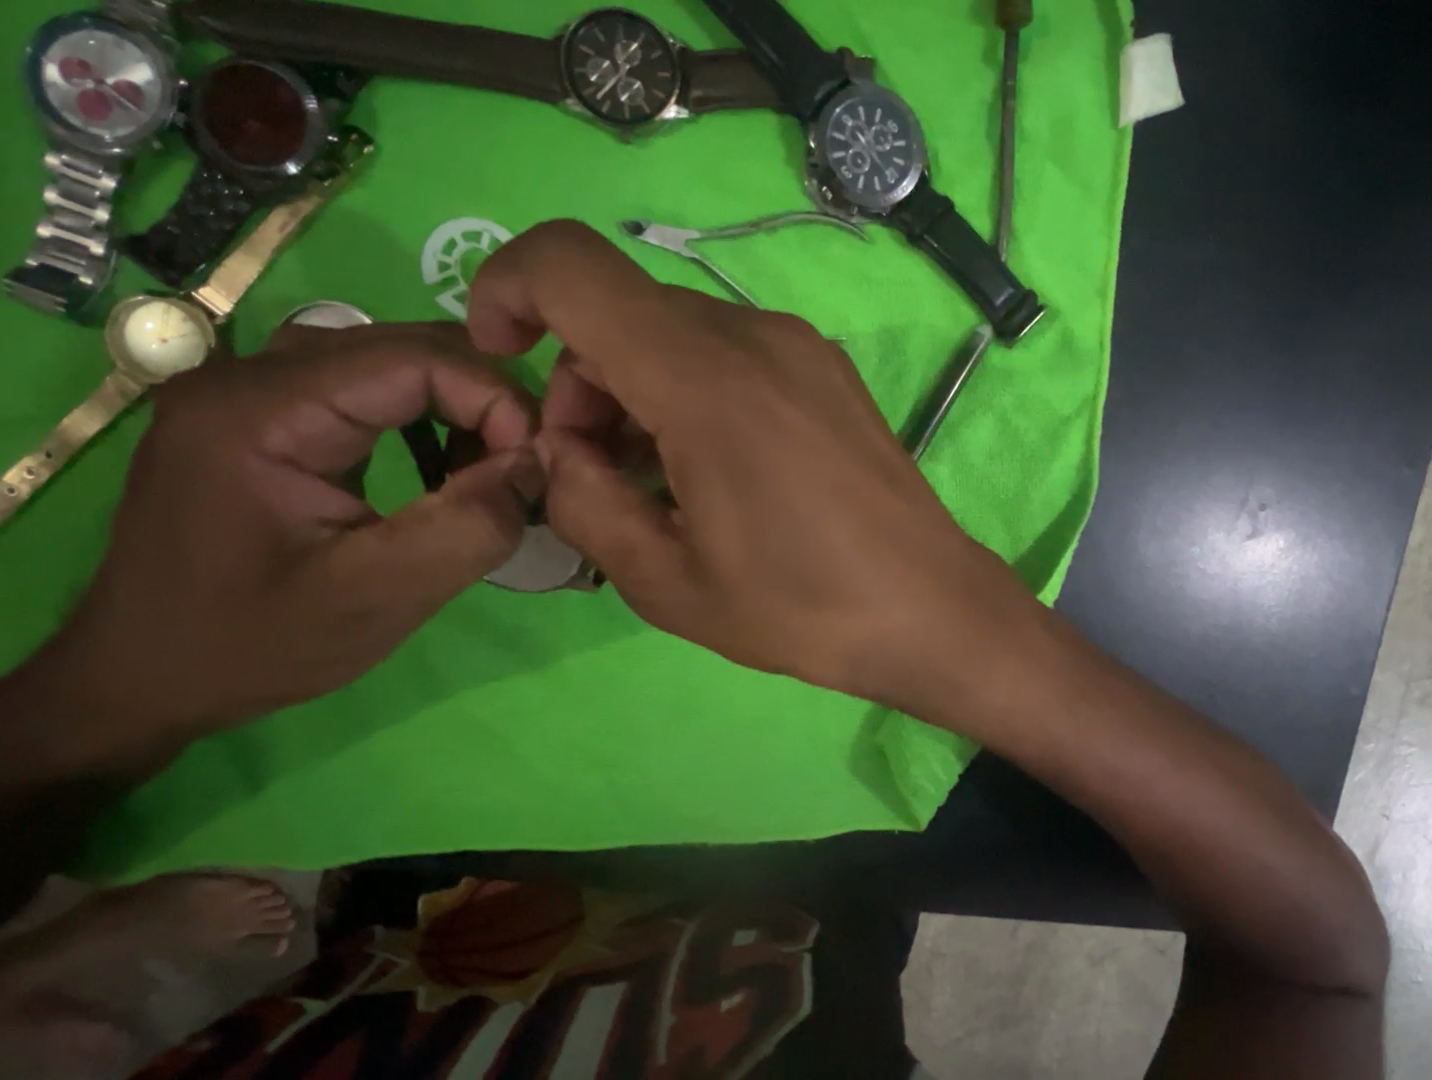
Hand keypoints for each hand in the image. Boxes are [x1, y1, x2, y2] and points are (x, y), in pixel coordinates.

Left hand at [29, 322, 539, 767]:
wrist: (140, 680)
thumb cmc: (252, 644)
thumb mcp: (378, 597)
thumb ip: (469, 527)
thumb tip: (537, 467)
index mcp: (262, 410)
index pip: (416, 358)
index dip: (496, 401)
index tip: (535, 469)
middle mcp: (248, 377)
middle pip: (405, 345)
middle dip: (485, 399)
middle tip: (526, 467)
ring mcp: (250, 392)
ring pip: (389, 360)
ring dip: (458, 404)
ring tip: (491, 467)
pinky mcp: (262, 418)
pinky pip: (364, 388)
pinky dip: (424, 416)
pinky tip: (441, 465)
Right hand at [466, 221, 1039, 709]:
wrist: (929, 607)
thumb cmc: (800, 606)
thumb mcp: (663, 579)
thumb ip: (582, 499)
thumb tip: (559, 447)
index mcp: (704, 380)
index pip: (571, 266)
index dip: (507, 289)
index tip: (502, 360)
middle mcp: (755, 337)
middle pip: (623, 313)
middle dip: (581, 383)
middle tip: (599, 476)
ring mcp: (801, 347)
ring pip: (676, 333)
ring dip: (637, 391)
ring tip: (659, 485)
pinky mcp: (828, 370)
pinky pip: (731, 353)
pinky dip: (692, 391)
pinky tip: (713, 470)